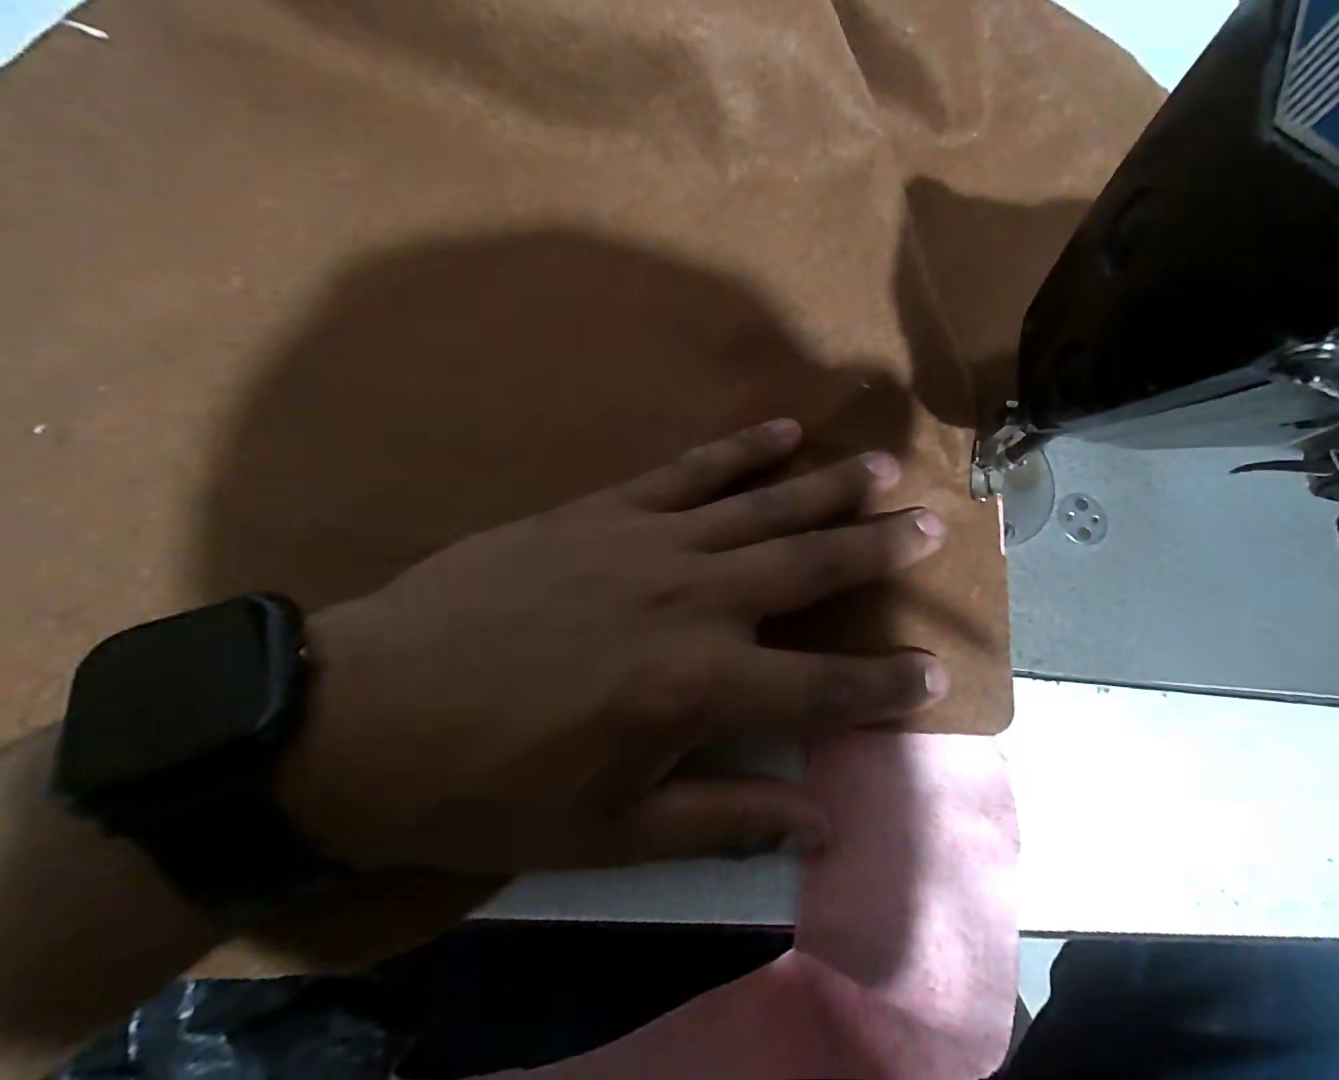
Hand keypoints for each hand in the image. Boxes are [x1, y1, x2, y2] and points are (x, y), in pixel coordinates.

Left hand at [272, 419, 949, 874]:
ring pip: (765, 506)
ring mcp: (650, 545)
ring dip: (832, 486)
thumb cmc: (495, 787)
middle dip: (882, 547)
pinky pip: (689, 471)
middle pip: (812, 566)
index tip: (937, 676)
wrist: (357, 719)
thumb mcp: (614, 831)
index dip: (888, 685)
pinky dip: (742, 449)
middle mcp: (694, 603)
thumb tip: (822, 828)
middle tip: (934, 527)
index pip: (825, 687)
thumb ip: (730, 822)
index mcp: (699, 688)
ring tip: (885, 466)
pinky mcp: (604, 512)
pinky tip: (785, 430)